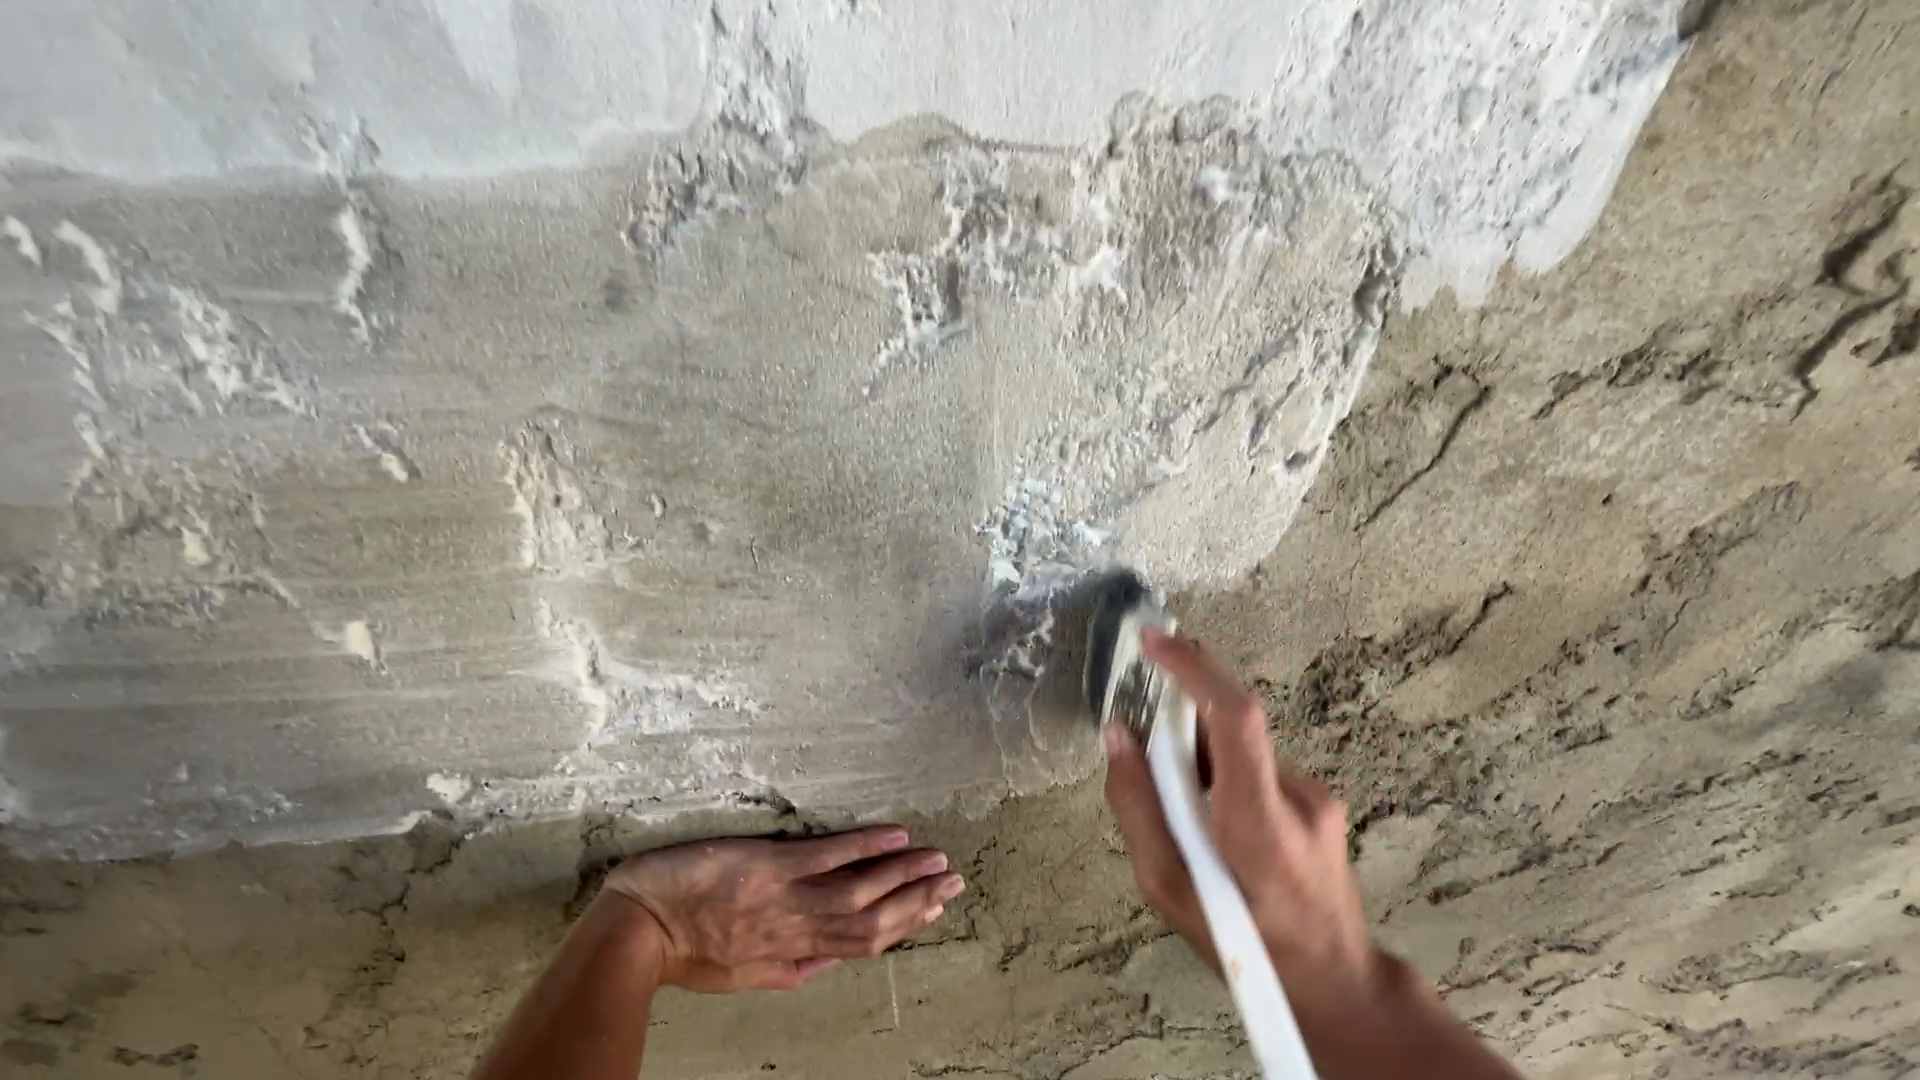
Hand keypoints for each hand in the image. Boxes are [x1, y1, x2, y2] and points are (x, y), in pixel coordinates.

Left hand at [600, 826, 963, 992]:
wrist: (635, 931)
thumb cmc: (683, 953)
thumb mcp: (737, 977)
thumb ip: (786, 970)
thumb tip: (824, 965)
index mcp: (793, 954)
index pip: (861, 943)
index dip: (902, 928)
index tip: (932, 910)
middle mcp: (799, 927)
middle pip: (872, 919)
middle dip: (917, 901)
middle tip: (954, 882)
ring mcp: (787, 896)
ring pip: (860, 890)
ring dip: (904, 875)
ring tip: (938, 859)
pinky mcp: (771, 865)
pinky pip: (828, 856)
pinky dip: (864, 846)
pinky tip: (895, 834)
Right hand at [1103, 628, 1381, 1011]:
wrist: (1334, 982)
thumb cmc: (1240, 942)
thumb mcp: (1166, 887)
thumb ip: (1136, 806)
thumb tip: (1117, 735)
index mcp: (1257, 822)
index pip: (1235, 717)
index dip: (1194, 669)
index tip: (1153, 642)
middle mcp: (1298, 796)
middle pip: (1231, 726)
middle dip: (1182, 725)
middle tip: (1152, 762)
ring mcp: (1318, 795)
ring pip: (1243, 749)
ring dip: (1204, 760)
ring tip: (1192, 819)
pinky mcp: (1323, 799)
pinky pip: (1260, 765)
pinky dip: (1226, 776)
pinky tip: (1221, 828)